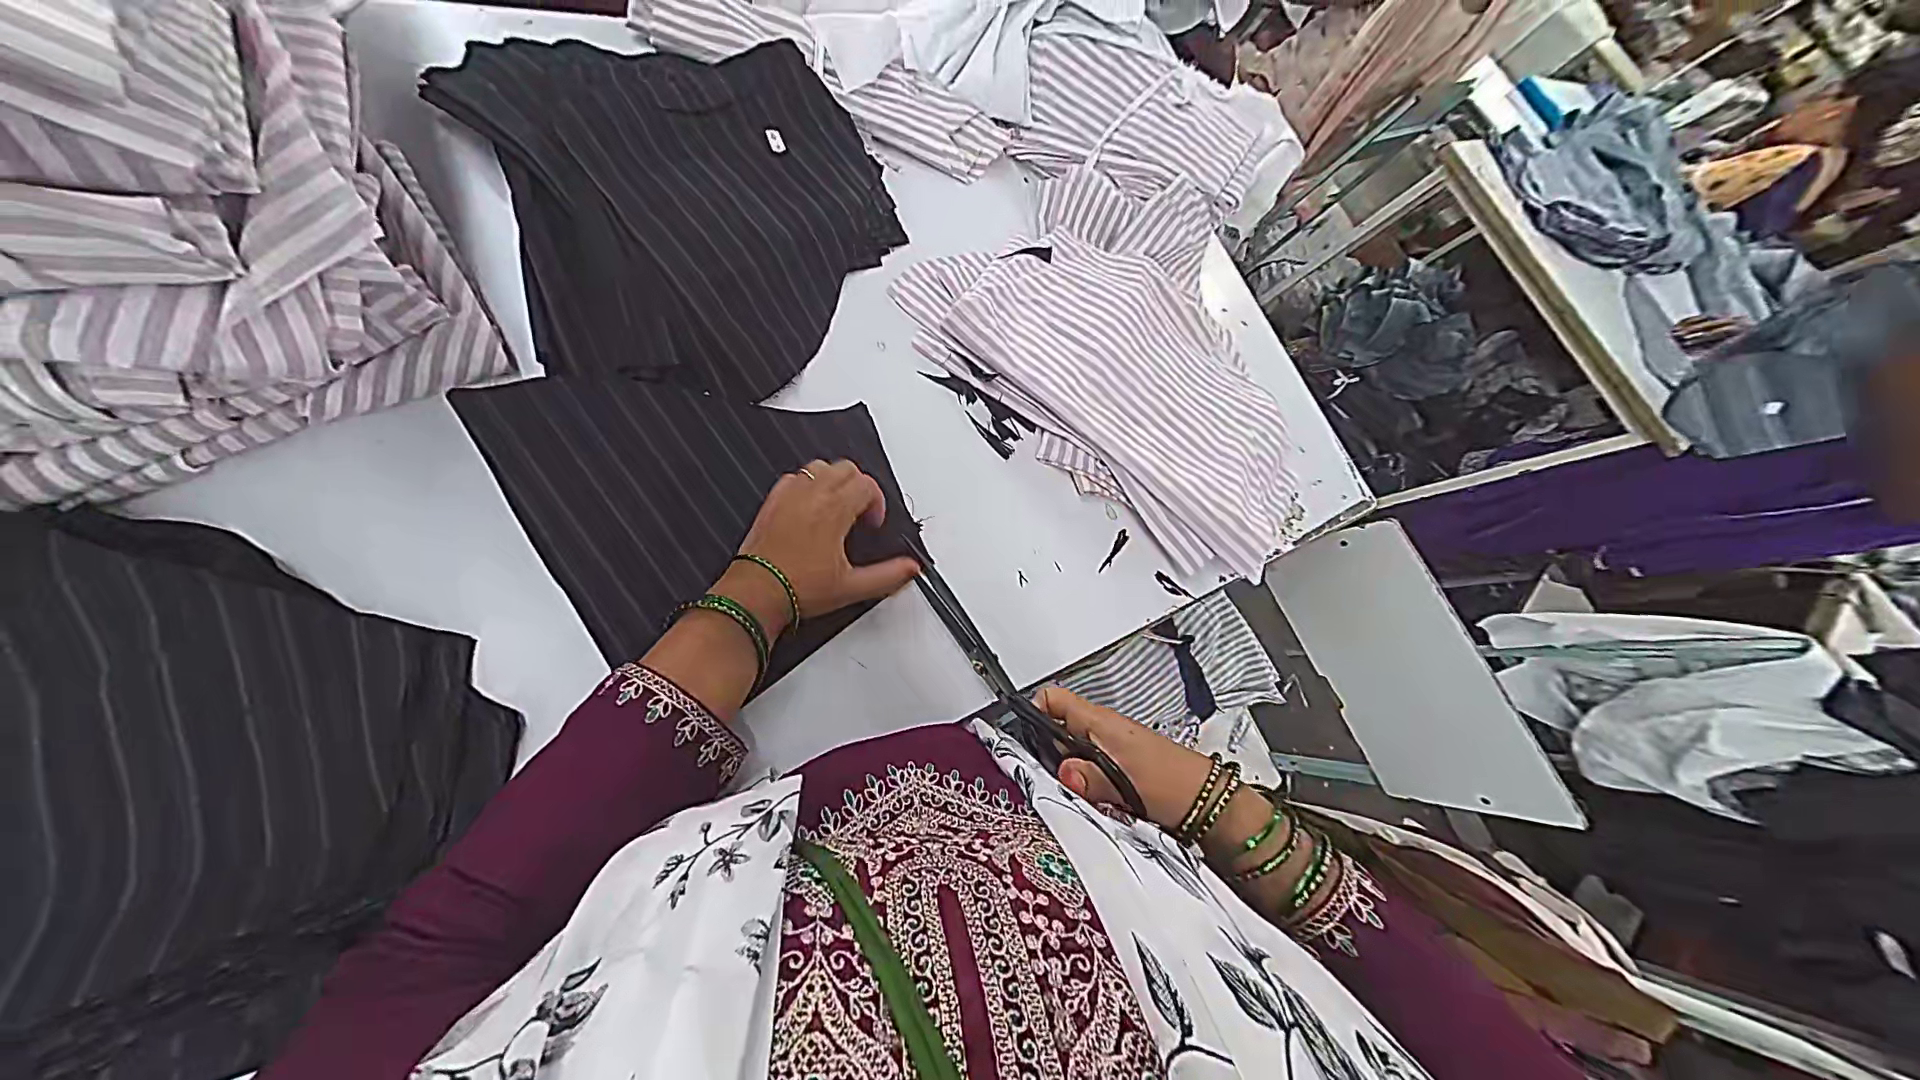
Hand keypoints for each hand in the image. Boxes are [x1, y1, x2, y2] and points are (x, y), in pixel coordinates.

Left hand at [733, 459, 921, 625]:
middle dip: (859, 487)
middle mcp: (812, 496)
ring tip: (837, 506)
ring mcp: (789, 496)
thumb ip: (888, 575)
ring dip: (834, 481)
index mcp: (834, 509)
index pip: (866, 485)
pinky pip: (794, 477)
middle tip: (860, 512)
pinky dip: (807, 485)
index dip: (876, 502)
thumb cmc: (797, 588)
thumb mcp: (852, 587)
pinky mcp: (772, 502)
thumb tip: (909, 568)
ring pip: (819, 467)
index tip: (872, 522)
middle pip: (846, 468)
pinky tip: (810, 507)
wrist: (758, 593)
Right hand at [1032, 686, 1217, 830]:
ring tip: (1076, 794)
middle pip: (1052, 732)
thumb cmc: (1176, 782)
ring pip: (1067, 757)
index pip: (1051, 699)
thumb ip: (1090, 778)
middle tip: (1049, 779)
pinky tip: (1091, 803)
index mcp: (1098, 721)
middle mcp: (1098, 732)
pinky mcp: (1112, 773)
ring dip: (1066, 777)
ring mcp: (1105, 752)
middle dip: (1045, 756)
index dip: (1030, 713)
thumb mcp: (1127, 781)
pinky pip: (1083, 775)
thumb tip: (1062, 773)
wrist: (1207, 804)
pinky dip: (1081, 790)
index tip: (1019, 739)